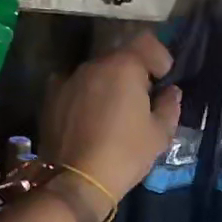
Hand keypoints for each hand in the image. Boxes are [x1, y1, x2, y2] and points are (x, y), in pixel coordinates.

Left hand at [45, 33, 181, 201]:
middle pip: (118, 57)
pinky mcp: (51, 99)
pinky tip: (88, 120)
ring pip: (94, 73)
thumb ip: (169, 106)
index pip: (145, 41)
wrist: (76, 180)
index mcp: (123, 66)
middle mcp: (92, 65)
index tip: (163, 78)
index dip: (159, 56)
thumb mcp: (159, 134)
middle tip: (139, 100)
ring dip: (107, 85)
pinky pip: (74, 88)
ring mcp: (68, 80)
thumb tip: (170, 92)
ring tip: (112, 113)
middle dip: (132, 73)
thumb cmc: (125, 155)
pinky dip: (85, 97)